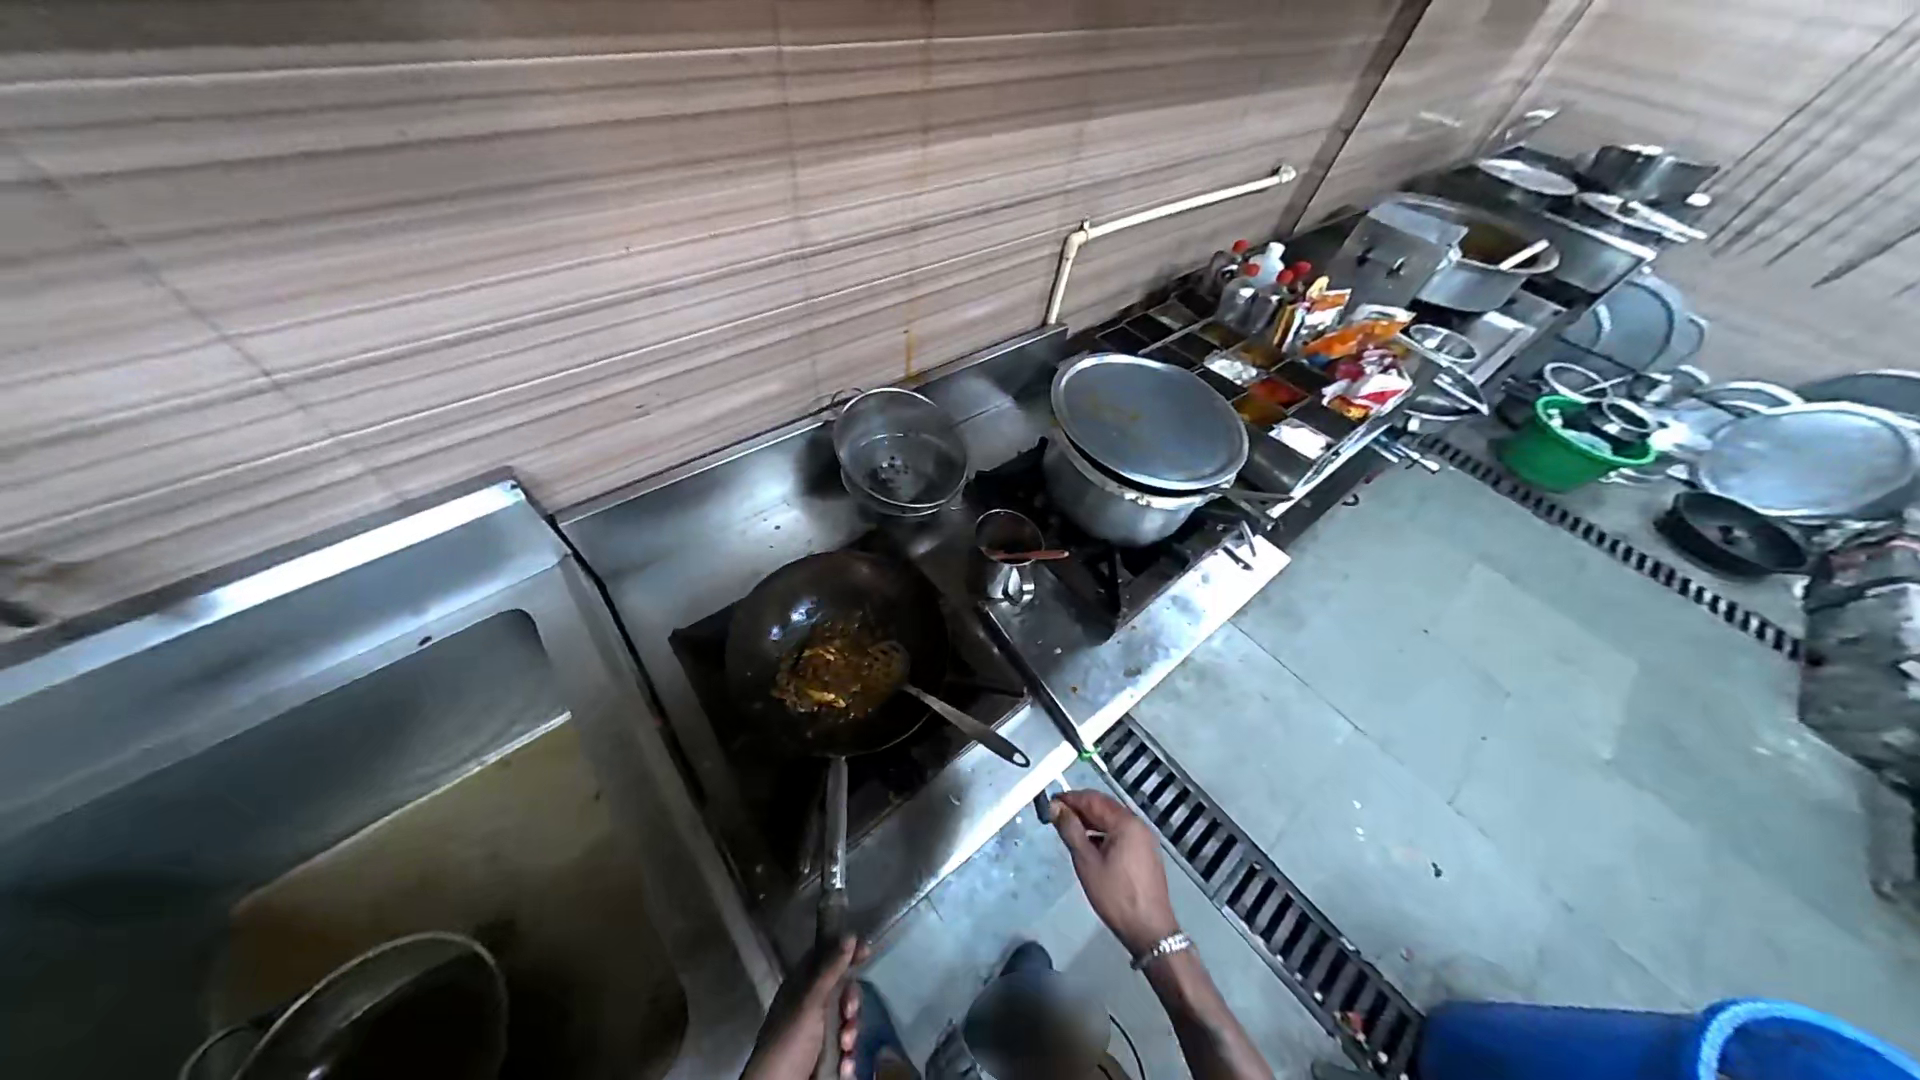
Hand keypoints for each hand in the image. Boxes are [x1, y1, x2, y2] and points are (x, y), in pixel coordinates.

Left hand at [740, 935, 867, 1079]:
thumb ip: (830, 969)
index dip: (844, 950)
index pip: (825, 956)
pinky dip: (848, 1055)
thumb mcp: (810, 1002)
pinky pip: (846, 1046)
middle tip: (848, 1012)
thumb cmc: (789, 1041)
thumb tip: (850, 934)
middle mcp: (810, 1005)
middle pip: (841, 989)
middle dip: (851, 1001)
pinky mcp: (825, 1056)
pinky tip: (845, 1063)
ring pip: (847, 1019)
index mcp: (801, 986)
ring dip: (851, 1031)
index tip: (866, 950)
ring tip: (845, 1045)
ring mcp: (818, 1032)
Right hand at [1051, 790, 1179, 957]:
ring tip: (1069, 830)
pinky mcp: (1145, 852)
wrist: (1149, 930)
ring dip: (1090, 821)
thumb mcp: (1086, 861)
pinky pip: (1120, 832)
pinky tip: (1089, 844)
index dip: (1070, 798)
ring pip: (1112, 820)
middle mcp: (1138, 824)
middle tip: (1056, 816)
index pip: (1093, 799)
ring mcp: (1144, 838)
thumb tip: (1056, 807)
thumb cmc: (1115, 895)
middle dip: (1079, 808)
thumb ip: (1070, 830)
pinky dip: (1102, 832)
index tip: (1050, 803)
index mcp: (1126, 822)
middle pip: (1104, 806)